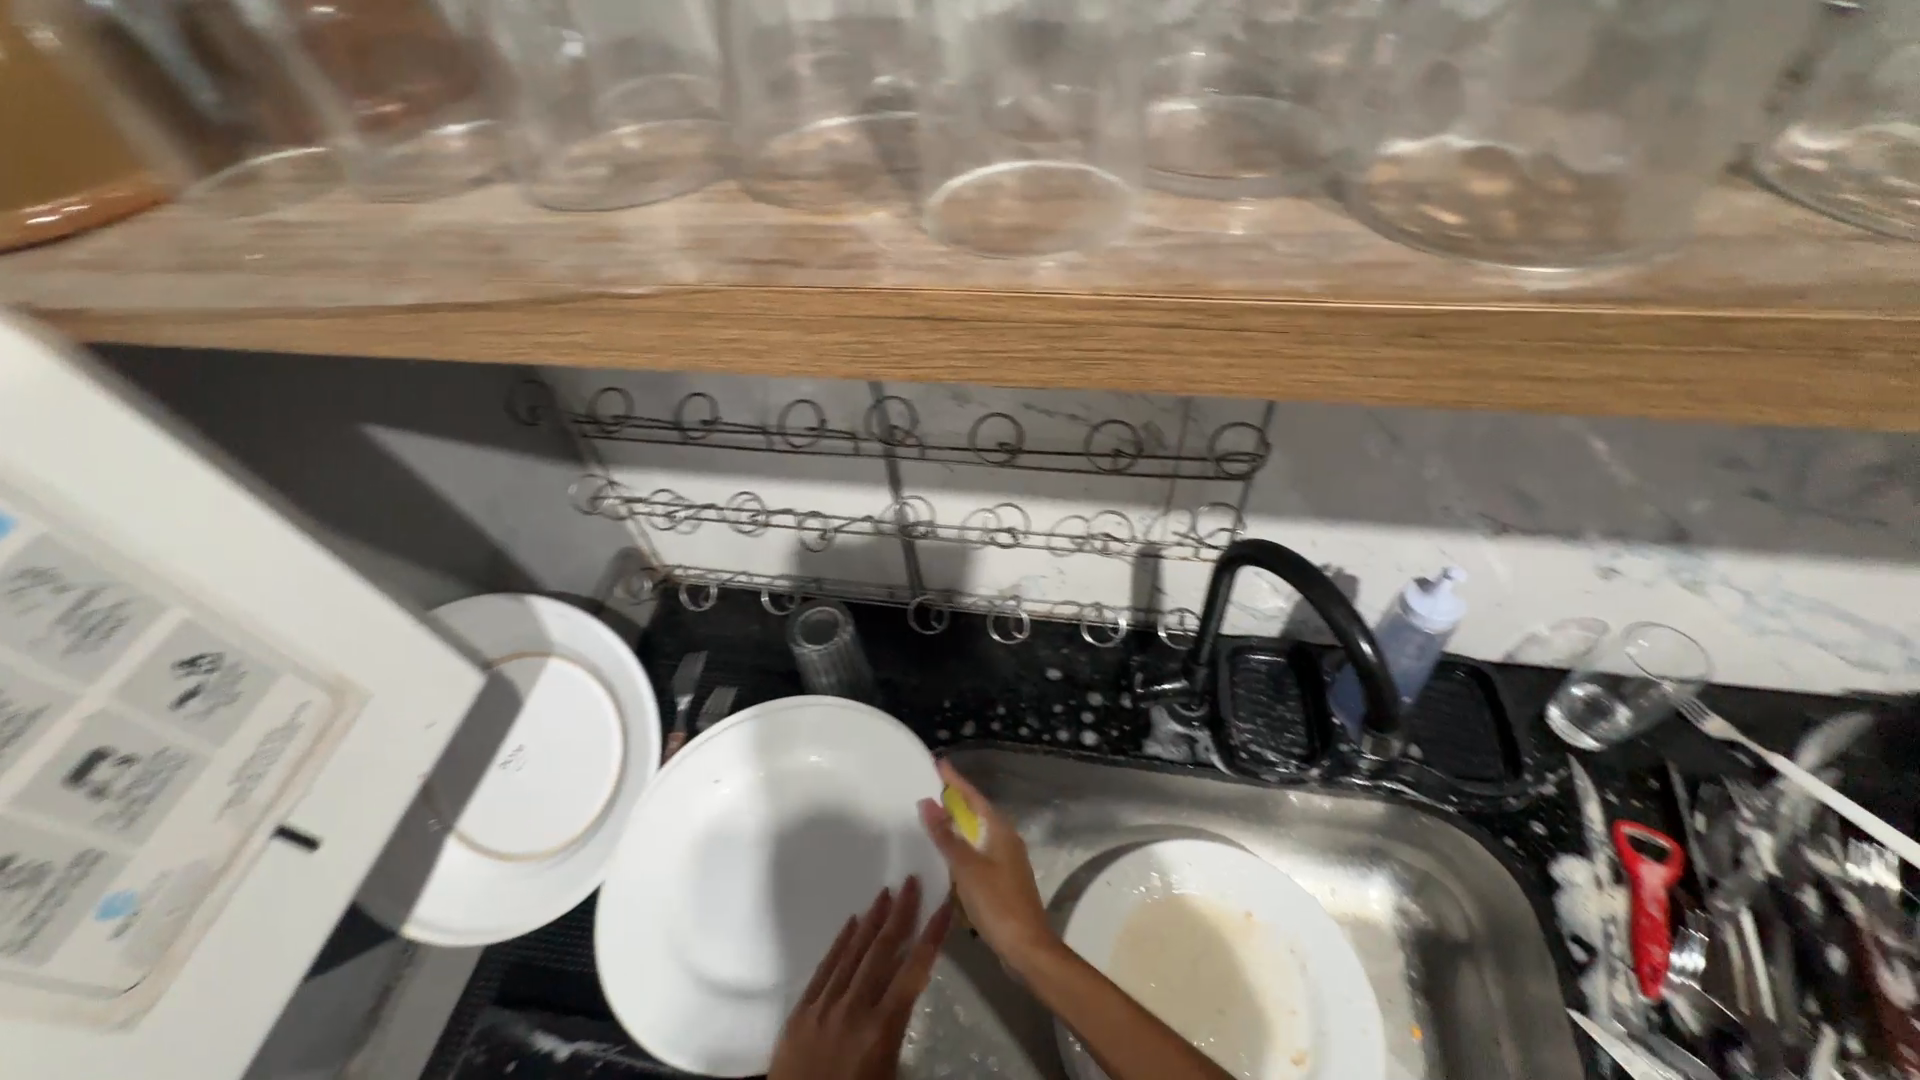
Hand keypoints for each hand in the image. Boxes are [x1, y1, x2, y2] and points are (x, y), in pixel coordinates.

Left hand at [768, 876, 952, 1079]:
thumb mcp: (889, 1074)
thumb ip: (899, 1031)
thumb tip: (910, 993)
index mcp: (883, 1029)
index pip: (914, 971)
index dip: (931, 936)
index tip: (943, 906)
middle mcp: (855, 1008)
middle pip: (883, 951)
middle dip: (901, 914)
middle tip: (912, 882)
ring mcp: (824, 1006)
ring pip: (854, 952)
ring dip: (872, 920)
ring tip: (887, 893)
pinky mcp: (800, 1010)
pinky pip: (825, 967)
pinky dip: (841, 943)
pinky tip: (852, 923)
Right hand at [917, 759, 1056, 962]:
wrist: (1026, 947)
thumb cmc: (997, 903)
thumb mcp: (967, 868)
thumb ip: (946, 836)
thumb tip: (928, 802)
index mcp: (1000, 831)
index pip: (974, 797)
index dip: (955, 781)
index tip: (938, 763)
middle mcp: (1006, 840)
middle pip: (977, 812)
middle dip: (955, 800)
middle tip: (928, 788)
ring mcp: (1005, 861)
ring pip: (977, 833)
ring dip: (957, 824)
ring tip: (932, 817)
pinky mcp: (1001, 880)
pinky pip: (977, 852)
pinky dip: (961, 846)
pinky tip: (946, 854)